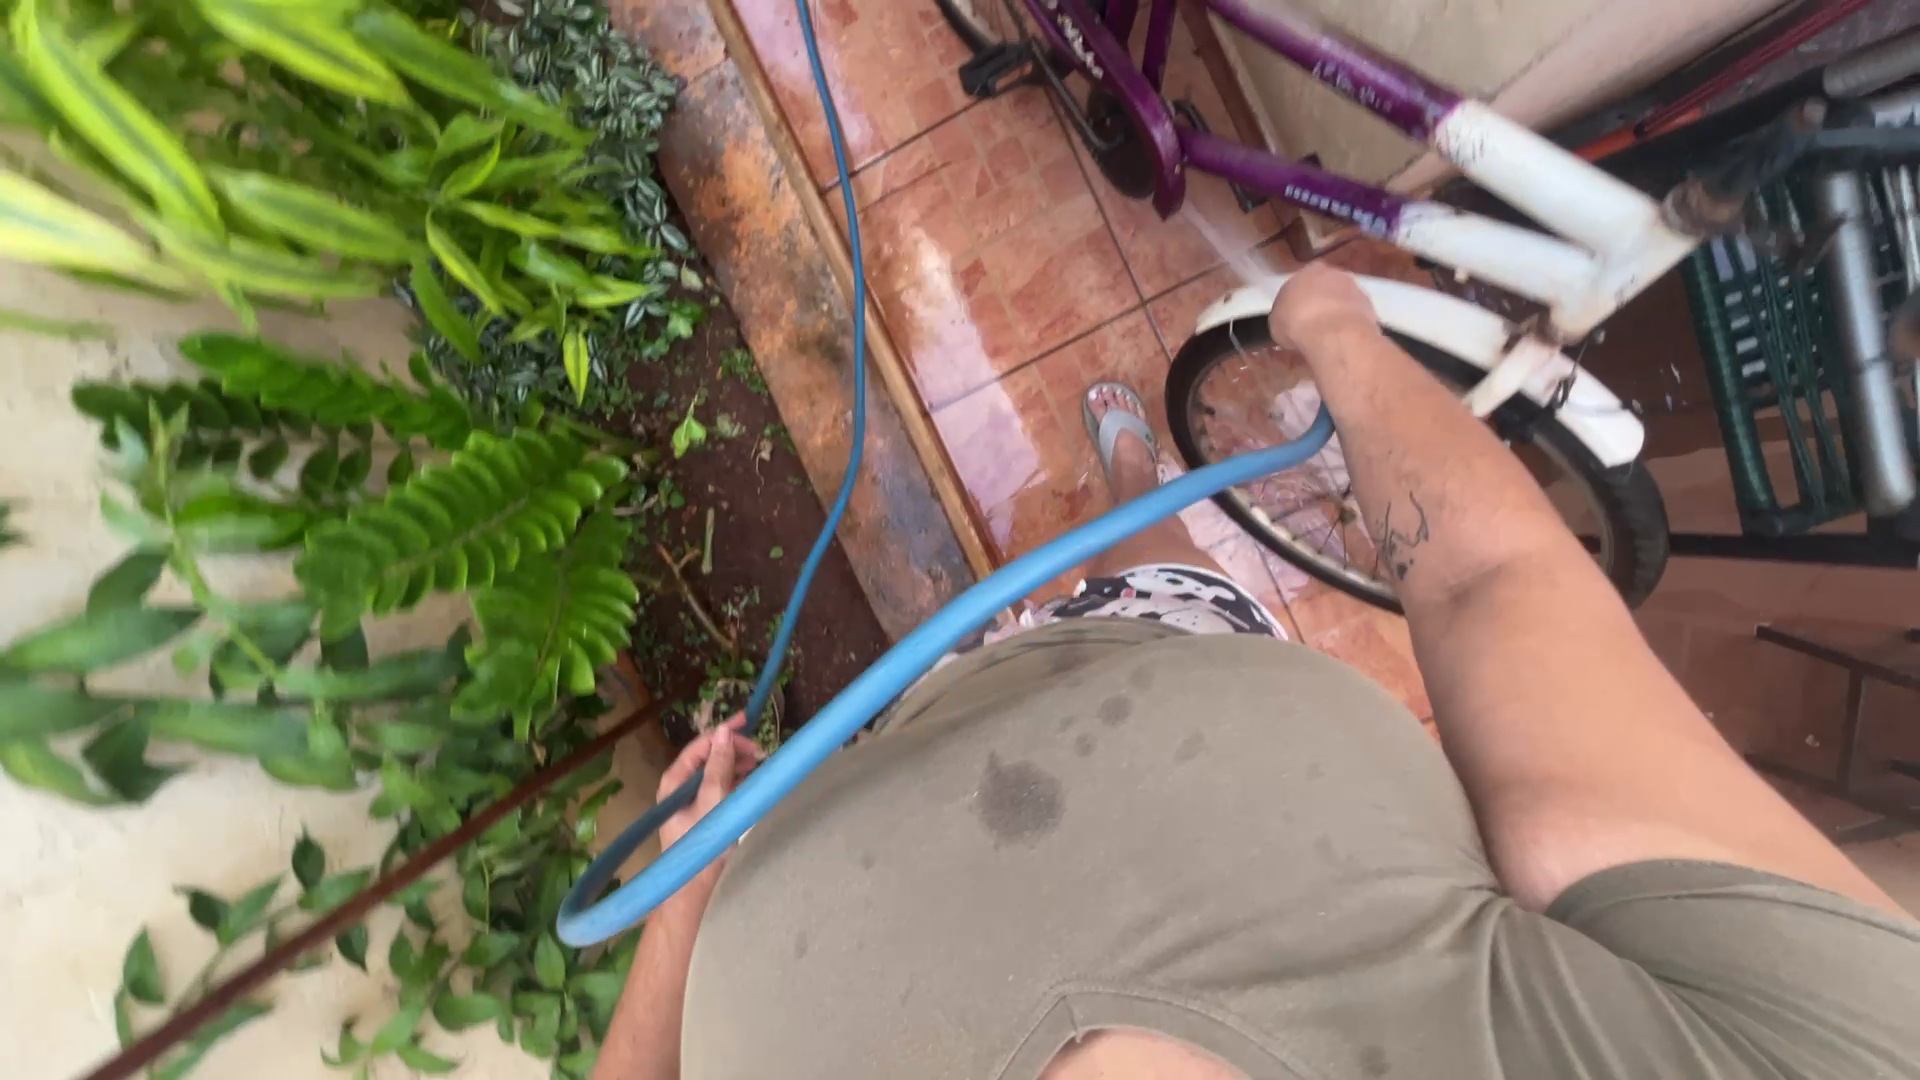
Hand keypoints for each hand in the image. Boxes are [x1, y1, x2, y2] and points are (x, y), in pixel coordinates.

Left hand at [657, 713, 761, 852]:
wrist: (695, 884)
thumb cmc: (702, 840)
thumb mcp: (714, 798)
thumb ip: (719, 765)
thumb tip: (723, 731)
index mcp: (675, 780)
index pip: (701, 744)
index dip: (724, 730)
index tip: (747, 720)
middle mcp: (679, 786)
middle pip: (707, 755)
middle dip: (733, 748)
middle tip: (758, 750)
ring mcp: (689, 799)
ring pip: (714, 769)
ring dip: (736, 762)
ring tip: (757, 763)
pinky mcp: (700, 810)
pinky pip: (718, 784)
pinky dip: (734, 777)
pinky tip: (749, 778)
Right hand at [1268, 263, 1379, 352]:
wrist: (1333, 332)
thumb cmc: (1296, 322)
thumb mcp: (1276, 322)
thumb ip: (1284, 315)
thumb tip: (1288, 322)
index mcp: (1307, 271)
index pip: (1300, 282)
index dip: (1296, 299)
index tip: (1293, 315)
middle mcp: (1333, 273)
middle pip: (1324, 286)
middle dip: (1318, 301)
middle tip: (1310, 322)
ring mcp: (1354, 287)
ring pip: (1341, 298)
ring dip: (1335, 311)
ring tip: (1326, 333)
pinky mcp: (1368, 304)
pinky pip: (1353, 312)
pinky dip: (1347, 322)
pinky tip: (1339, 336)